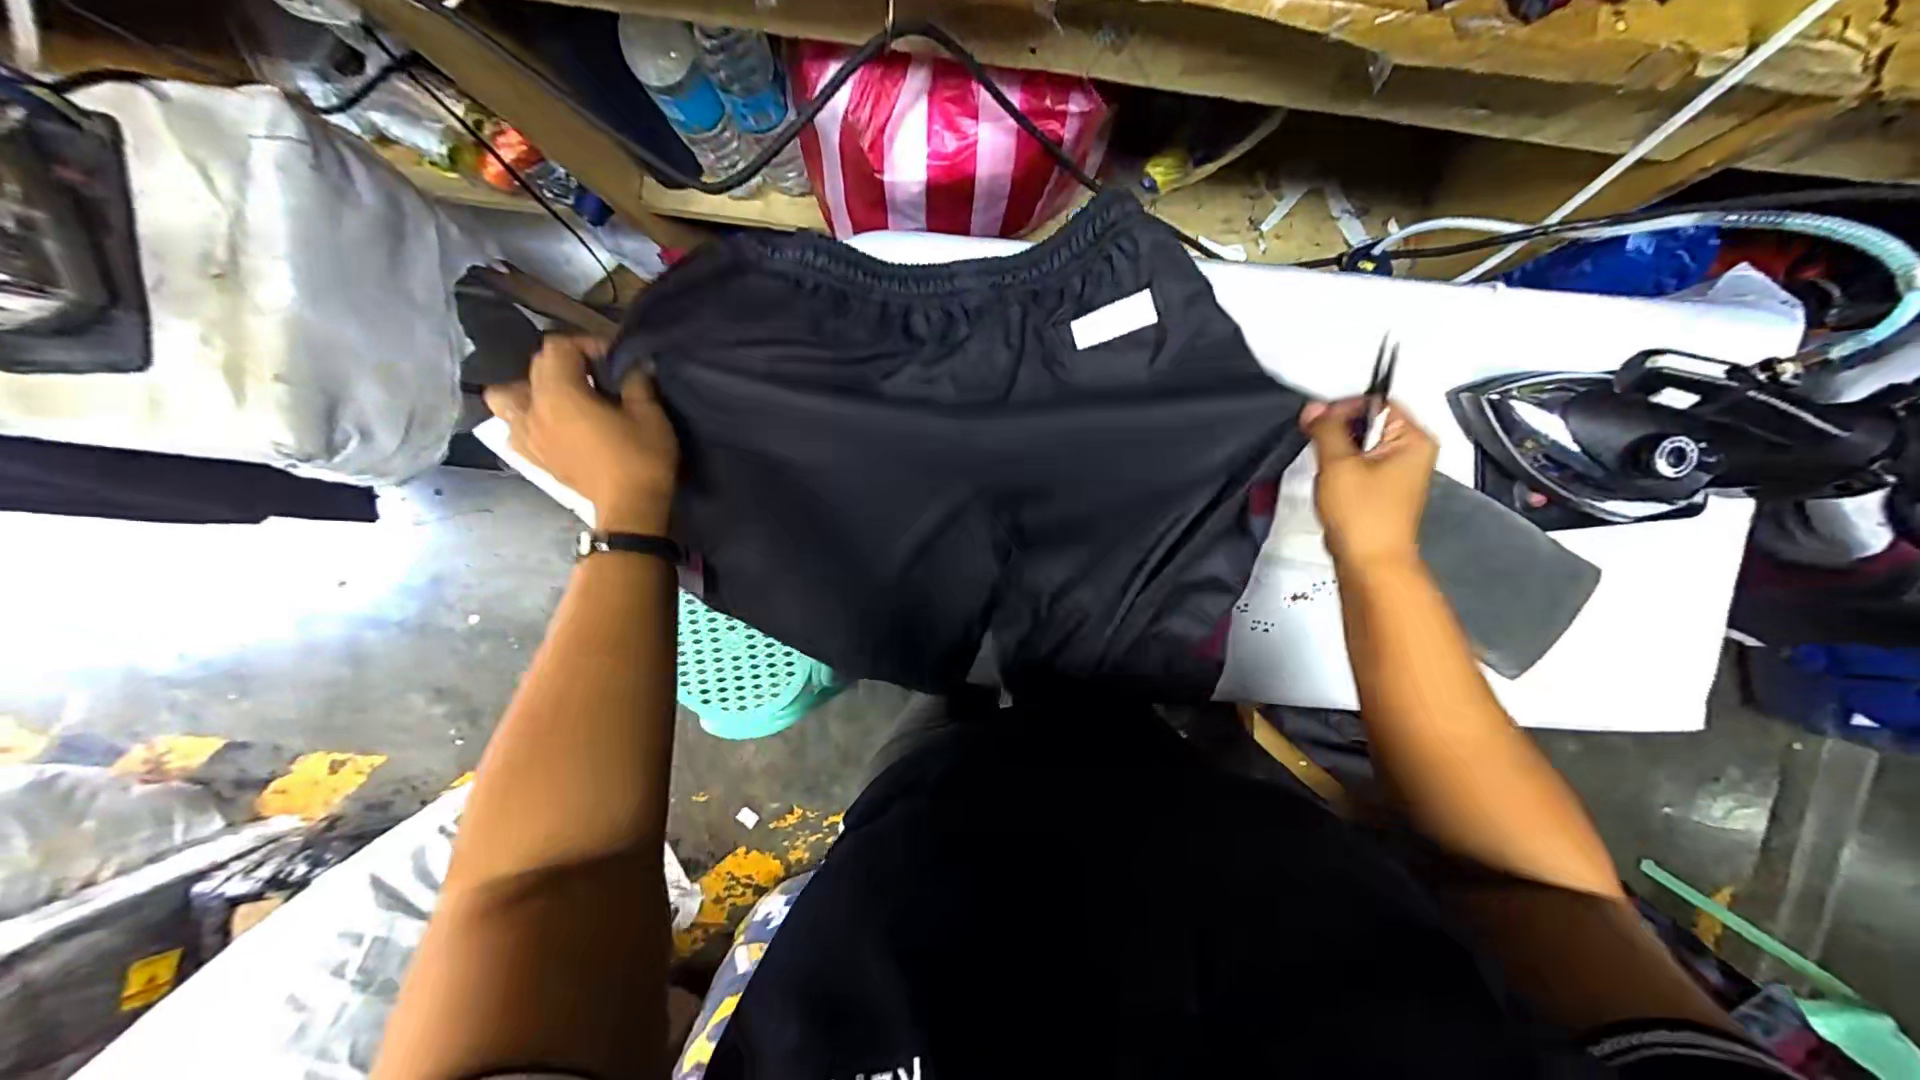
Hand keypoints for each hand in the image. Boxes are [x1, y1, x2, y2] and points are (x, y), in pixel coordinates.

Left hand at [483, 336, 678, 532]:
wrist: (631, 508)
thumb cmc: (641, 458)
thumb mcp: (650, 414)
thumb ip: (637, 381)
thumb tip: (635, 365)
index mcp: (559, 393)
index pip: (559, 348)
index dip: (587, 344)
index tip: (614, 357)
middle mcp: (534, 409)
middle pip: (536, 367)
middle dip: (565, 362)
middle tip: (597, 374)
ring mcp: (527, 435)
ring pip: (507, 396)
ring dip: (531, 389)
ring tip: (558, 398)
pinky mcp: (532, 457)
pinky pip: (513, 427)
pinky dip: (525, 419)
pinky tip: (549, 425)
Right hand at [1300, 398, 1435, 570]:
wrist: (1369, 562)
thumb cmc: (1362, 515)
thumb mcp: (1338, 464)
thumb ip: (1326, 430)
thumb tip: (1315, 408)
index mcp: (1414, 440)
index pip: (1378, 402)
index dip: (1344, 407)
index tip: (1315, 420)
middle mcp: (1412, 453)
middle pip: (1370, 423)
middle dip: (1338, 431)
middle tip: (1315, 443)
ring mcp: (1398, 473)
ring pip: (1361, 445)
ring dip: (1337, 452)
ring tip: (1324, 468)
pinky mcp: (1382, 490)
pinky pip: (1358, 465)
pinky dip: (1340, 469)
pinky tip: (1329, 483)